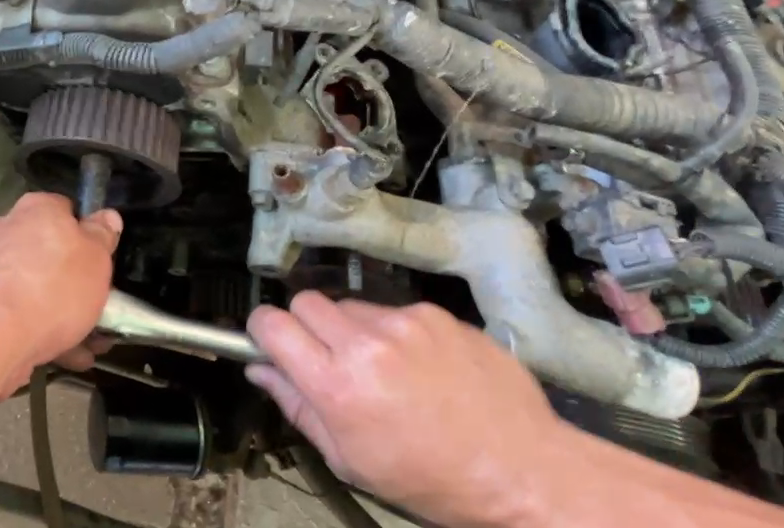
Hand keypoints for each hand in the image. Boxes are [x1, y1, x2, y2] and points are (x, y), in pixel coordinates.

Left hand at [0, 192, 120, 387]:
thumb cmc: (55, 286)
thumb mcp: (96, 257)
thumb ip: (103, 235)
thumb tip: (107, 216)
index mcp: (37, 208)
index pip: (67, 211)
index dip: (88, 236)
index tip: (102, 262)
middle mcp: (9, 229)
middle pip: (52, 253)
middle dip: (77, 283)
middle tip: (102, 309)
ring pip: (39, 287)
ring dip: (65, 314)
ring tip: (92, 346)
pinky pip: (22, 312)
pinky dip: (44, 330)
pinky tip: (69, 356)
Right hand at [246, 293, 569, 527]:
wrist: (523, 471)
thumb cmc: (432, 480)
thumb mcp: (350, 460)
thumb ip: (297, 406)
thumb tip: (260, 368)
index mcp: (337, 386)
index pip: (271, 323)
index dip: (263, 331)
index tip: (272, 343)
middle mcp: (365, 343)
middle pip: (304, 302)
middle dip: (306, 326)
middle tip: (329, 360)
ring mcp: (403, 323)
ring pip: (349, 304)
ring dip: (351, 329)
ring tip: (383, 368)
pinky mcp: (434, 314)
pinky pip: (392, 309)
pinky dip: (394, 332)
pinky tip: (419, 365)